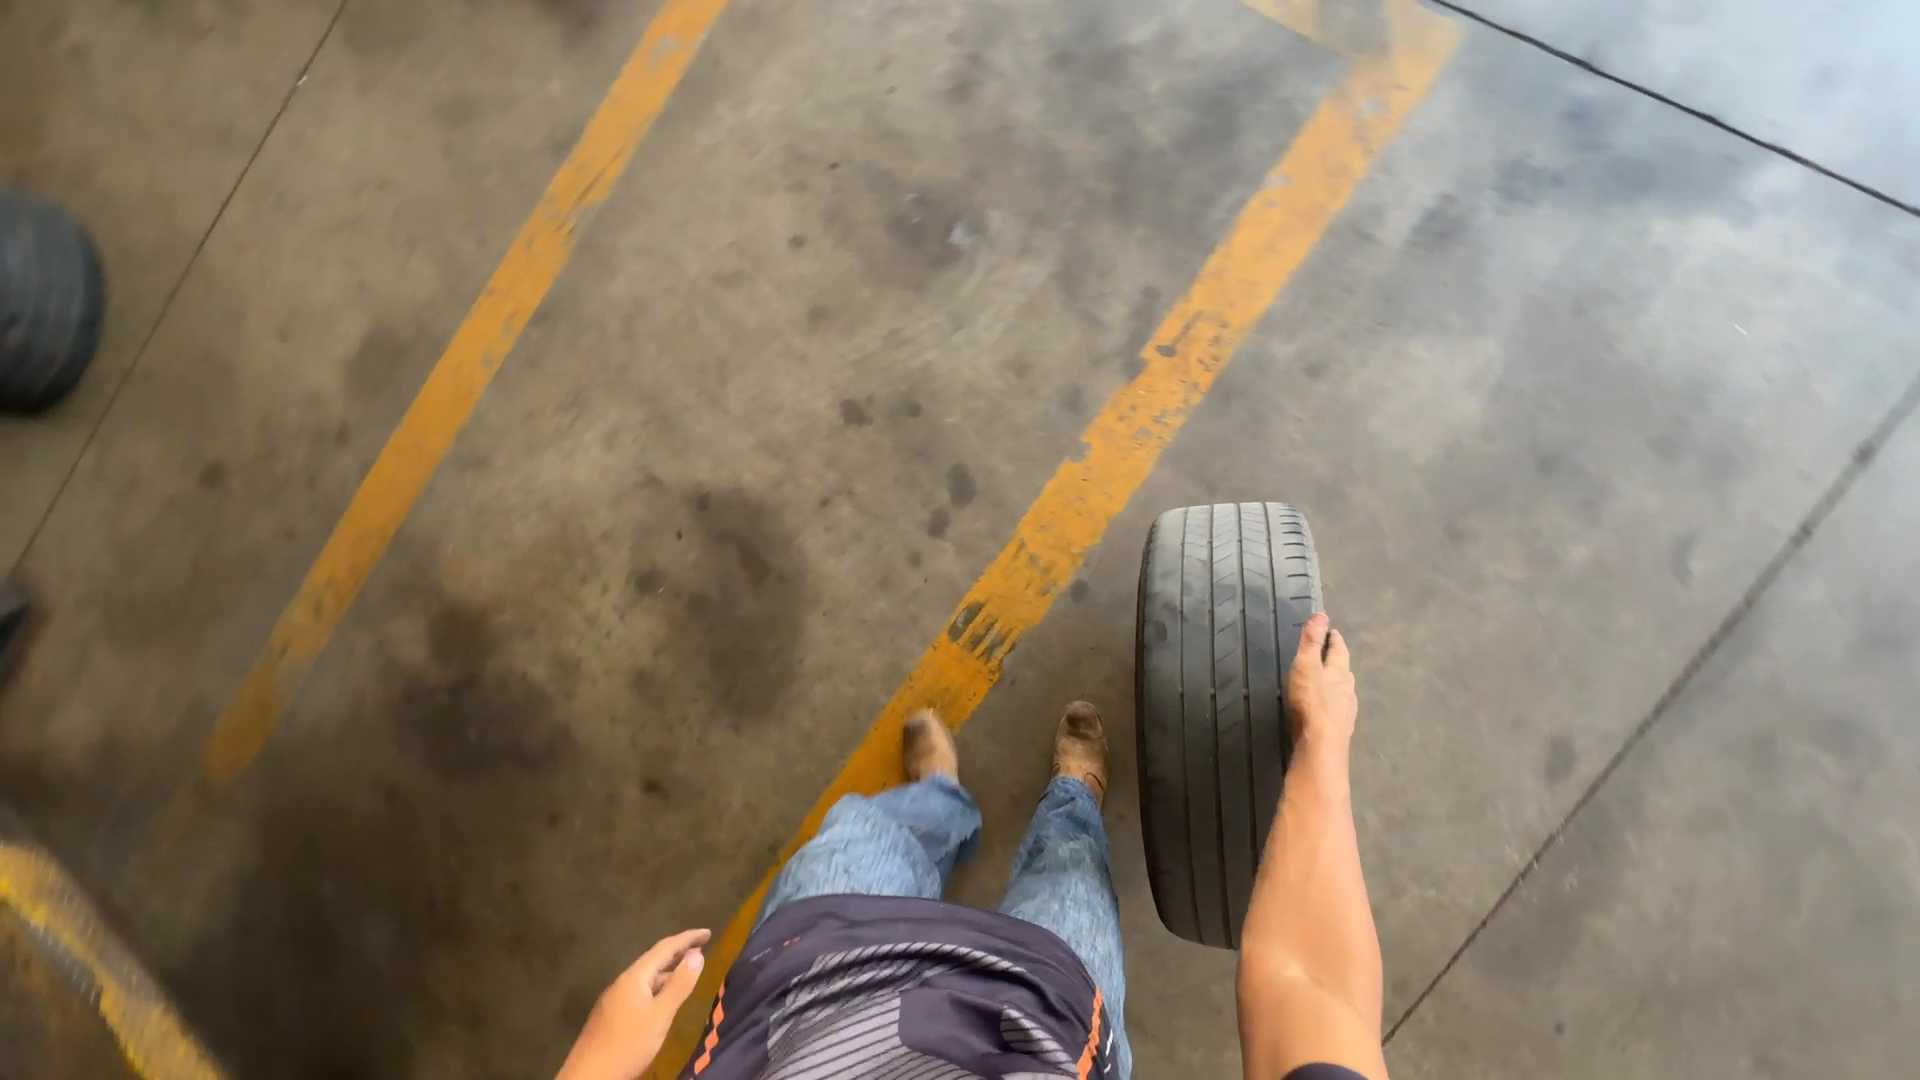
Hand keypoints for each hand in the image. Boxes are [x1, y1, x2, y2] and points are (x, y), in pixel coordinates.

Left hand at [555, 928, 710, 1079]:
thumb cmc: (627, 1046)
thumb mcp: (659, 1016)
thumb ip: (679, 985)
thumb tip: (697, 955)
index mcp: (634, 977)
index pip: (665, 947)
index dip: (688, 938)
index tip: (708, 933)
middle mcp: (622, 983)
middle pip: (654, 960)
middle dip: (678, 952)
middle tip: (701, 949)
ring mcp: (613, 1000)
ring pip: (646, 978)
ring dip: (667, 971)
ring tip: (686, 974)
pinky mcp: (609, 1017)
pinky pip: (639, 991)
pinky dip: (657, 987)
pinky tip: (661, 1001)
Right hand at [1286, 614, 1356, 746]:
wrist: (1321, 744)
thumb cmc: (1311, 701)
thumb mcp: (1305, 665)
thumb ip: (1311, 642)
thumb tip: (1322, 615)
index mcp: (1338, 671)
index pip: (1338, 650)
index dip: (1334, 640)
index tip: (1333, 631)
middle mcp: (1347, 689)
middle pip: (1344, 670)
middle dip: (1338, 660)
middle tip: (1331, 653)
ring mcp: (1346, 710)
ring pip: (1344, 690)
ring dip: (1338, 682)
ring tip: (1329, 680)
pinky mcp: (1341, 727)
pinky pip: (1339, 708)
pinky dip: (1334, 702)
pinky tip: (1329, 708)